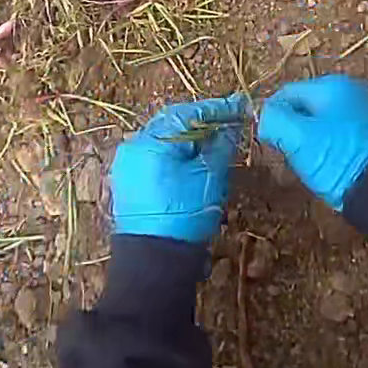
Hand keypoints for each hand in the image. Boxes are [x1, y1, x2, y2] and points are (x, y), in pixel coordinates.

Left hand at [109, 94, 247, 243]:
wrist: (156, 261)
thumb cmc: (186, 213)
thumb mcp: (211, 175)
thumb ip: (222, 143)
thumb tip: (232, 123)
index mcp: (150, 142)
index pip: (188, 113)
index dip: (216, 109)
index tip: (239, 105)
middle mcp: (134, 148)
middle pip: (173, 123)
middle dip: (203, 122)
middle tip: (229, 122)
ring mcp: (128, 167)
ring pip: (165, 141)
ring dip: (191, 138)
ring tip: (216, 141)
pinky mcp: (130, 183)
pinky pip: (157, 157)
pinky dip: (178, 153)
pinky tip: (196, 160)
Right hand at [257, 75, 367, 210]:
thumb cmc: (336, 158)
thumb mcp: (297, 137)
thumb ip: (274, 119)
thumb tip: (263, 114)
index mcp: (333, 86)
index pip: (287, 93)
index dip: (272, 116)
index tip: (269, 141)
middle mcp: (351, 94)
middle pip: (304, 109)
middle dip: (290, 132)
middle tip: (287, 155)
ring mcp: (362, 115)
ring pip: (319, 125)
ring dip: (306, 144)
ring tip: (307, 166)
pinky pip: (336, 138)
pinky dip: (325, 151)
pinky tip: (325, 169)